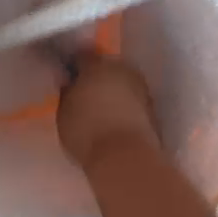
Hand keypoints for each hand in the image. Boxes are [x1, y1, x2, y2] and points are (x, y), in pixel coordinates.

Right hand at [57, 53, 160, 169]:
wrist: (126, 159)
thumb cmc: (87, 129)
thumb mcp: (64, 109)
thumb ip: (68, 92)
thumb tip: (71, 84)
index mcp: (96, 63)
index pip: (80, 56)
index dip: (72, 66)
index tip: (66, 77)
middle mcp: (122, 69)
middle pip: (106, 67)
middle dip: (96, 77)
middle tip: (83, 93)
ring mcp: (141, 89)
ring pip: (121, 85)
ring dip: (113, 93)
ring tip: (99, 110)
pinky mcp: (153, 111)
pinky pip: (132, 103)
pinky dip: (124, 108)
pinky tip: (113, 121)